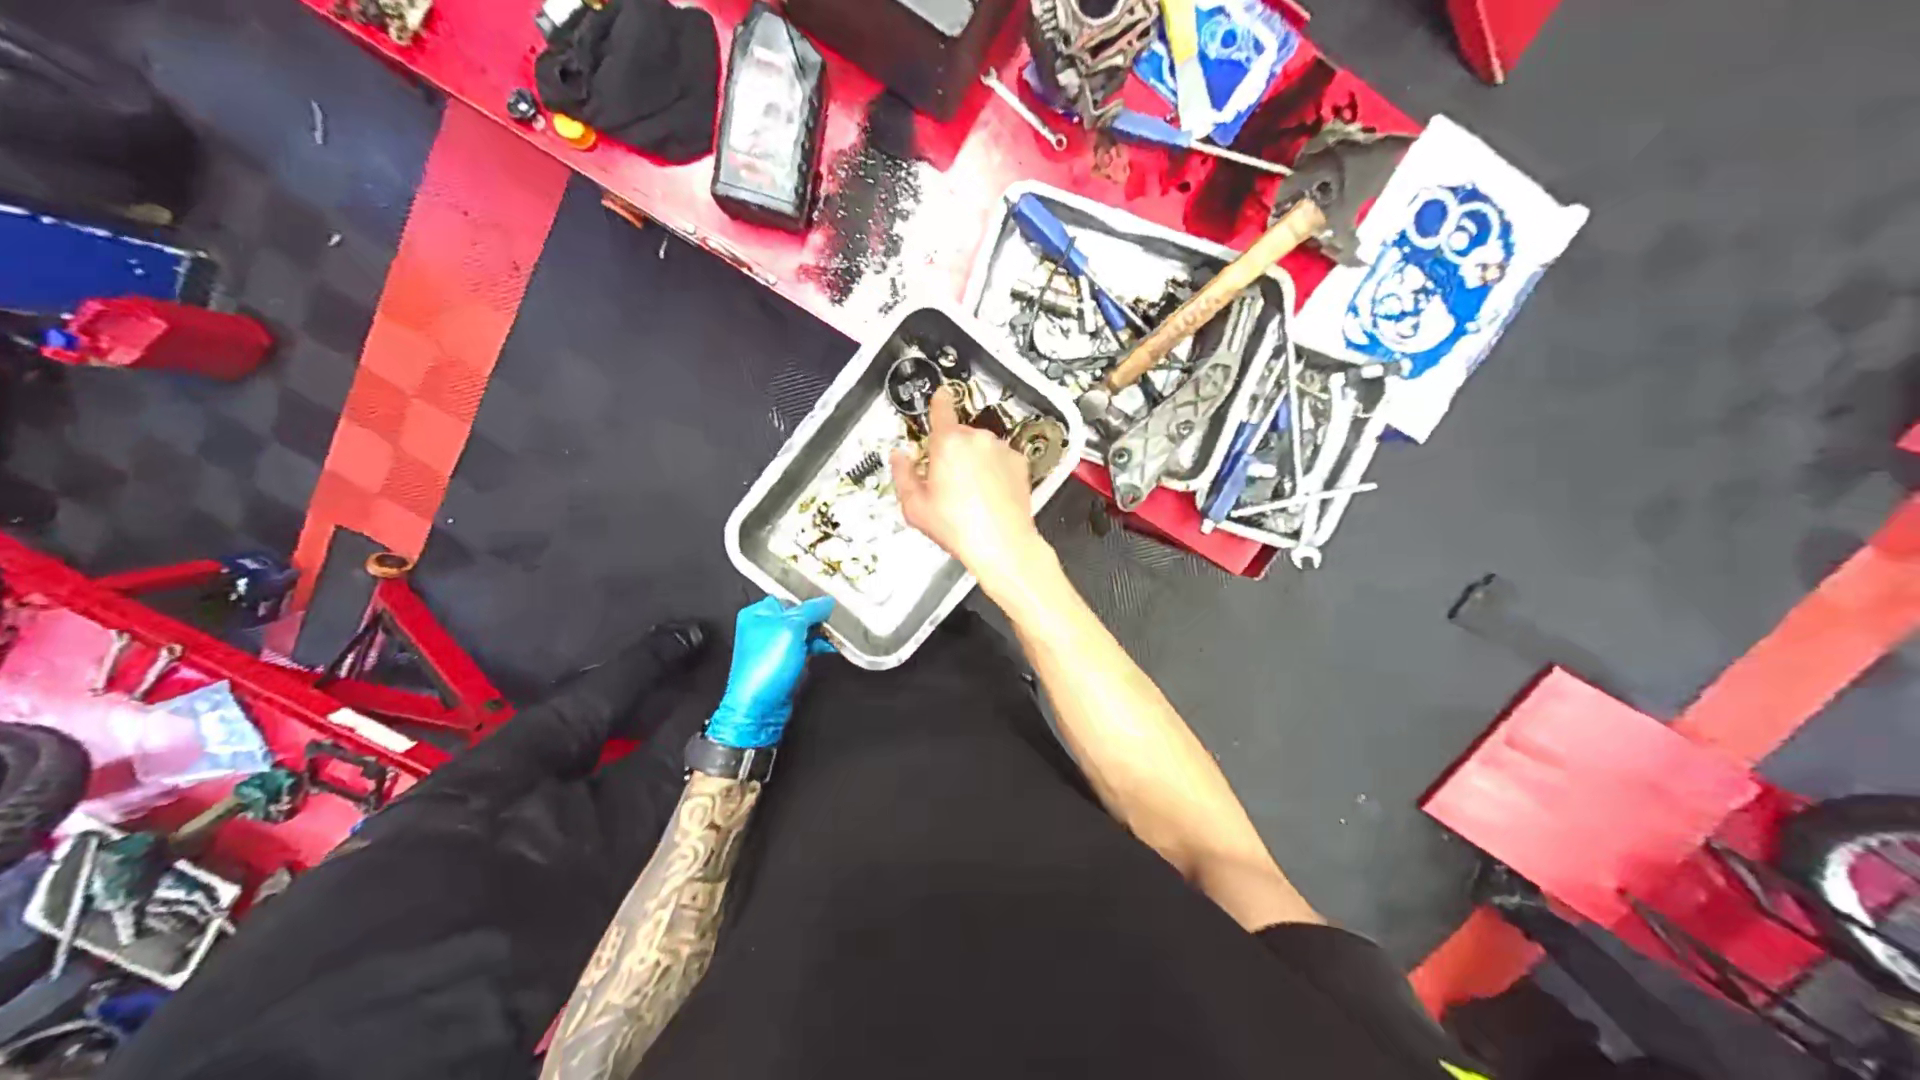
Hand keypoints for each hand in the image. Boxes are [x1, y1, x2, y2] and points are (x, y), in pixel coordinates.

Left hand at [705, 596, 834, 748]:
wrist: (760, 708)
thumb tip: (827, 601)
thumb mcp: (791, 629)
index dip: (809, 600)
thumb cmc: (767, 665)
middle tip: (837, 618)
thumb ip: (811, 610)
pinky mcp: (787, 662)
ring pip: (805, 631)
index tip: (830, 603)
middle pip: (799, 614)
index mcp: (758, 613)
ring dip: (822, 633)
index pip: (789, 598)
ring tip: (839, 633)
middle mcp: (765, 627)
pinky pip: (807, 648)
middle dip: (818, 617)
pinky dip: (819, 646)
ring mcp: (776, 646)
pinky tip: (833, 646)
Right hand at [890, 386, 1051, 590]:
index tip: (940, 397)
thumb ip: (903, 474)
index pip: (942, 408)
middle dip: (951, 451)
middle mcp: (977, 439)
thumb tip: (898, 457)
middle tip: (946, 481)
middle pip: (959, 434)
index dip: (939, 402)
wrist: (1002, 543)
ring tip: (970, 493)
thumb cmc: (958, 527)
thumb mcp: (915, 506)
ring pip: (981, 447)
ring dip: (974, 461)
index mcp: (948, 443)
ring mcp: (1001, 449)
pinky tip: (988, 494)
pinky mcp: (1019, 462)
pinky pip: (1000, 459)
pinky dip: (994, 470)